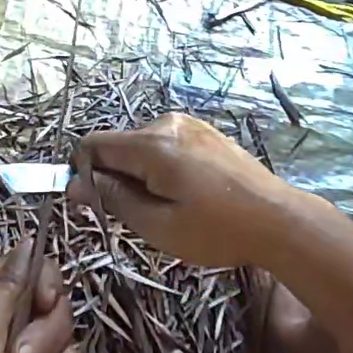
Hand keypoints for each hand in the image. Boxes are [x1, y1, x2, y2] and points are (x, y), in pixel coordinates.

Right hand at [69, 113, 297, 267]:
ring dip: (142, 175)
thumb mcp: (158, 226)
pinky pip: (166, 145)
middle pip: (118, 146)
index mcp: (151, 144)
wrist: (279, 219)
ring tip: (173, 207)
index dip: (85, 174)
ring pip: (142, 147)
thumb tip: (74, 184)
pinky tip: (190, 193)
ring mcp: (188, 123)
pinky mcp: (204, 131)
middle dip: (117, 178)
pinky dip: (163, 167)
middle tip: (145, 216)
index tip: (100, 205)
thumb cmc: (217, 230)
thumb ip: (113, 200)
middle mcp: (166, 123)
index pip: (92, 145)